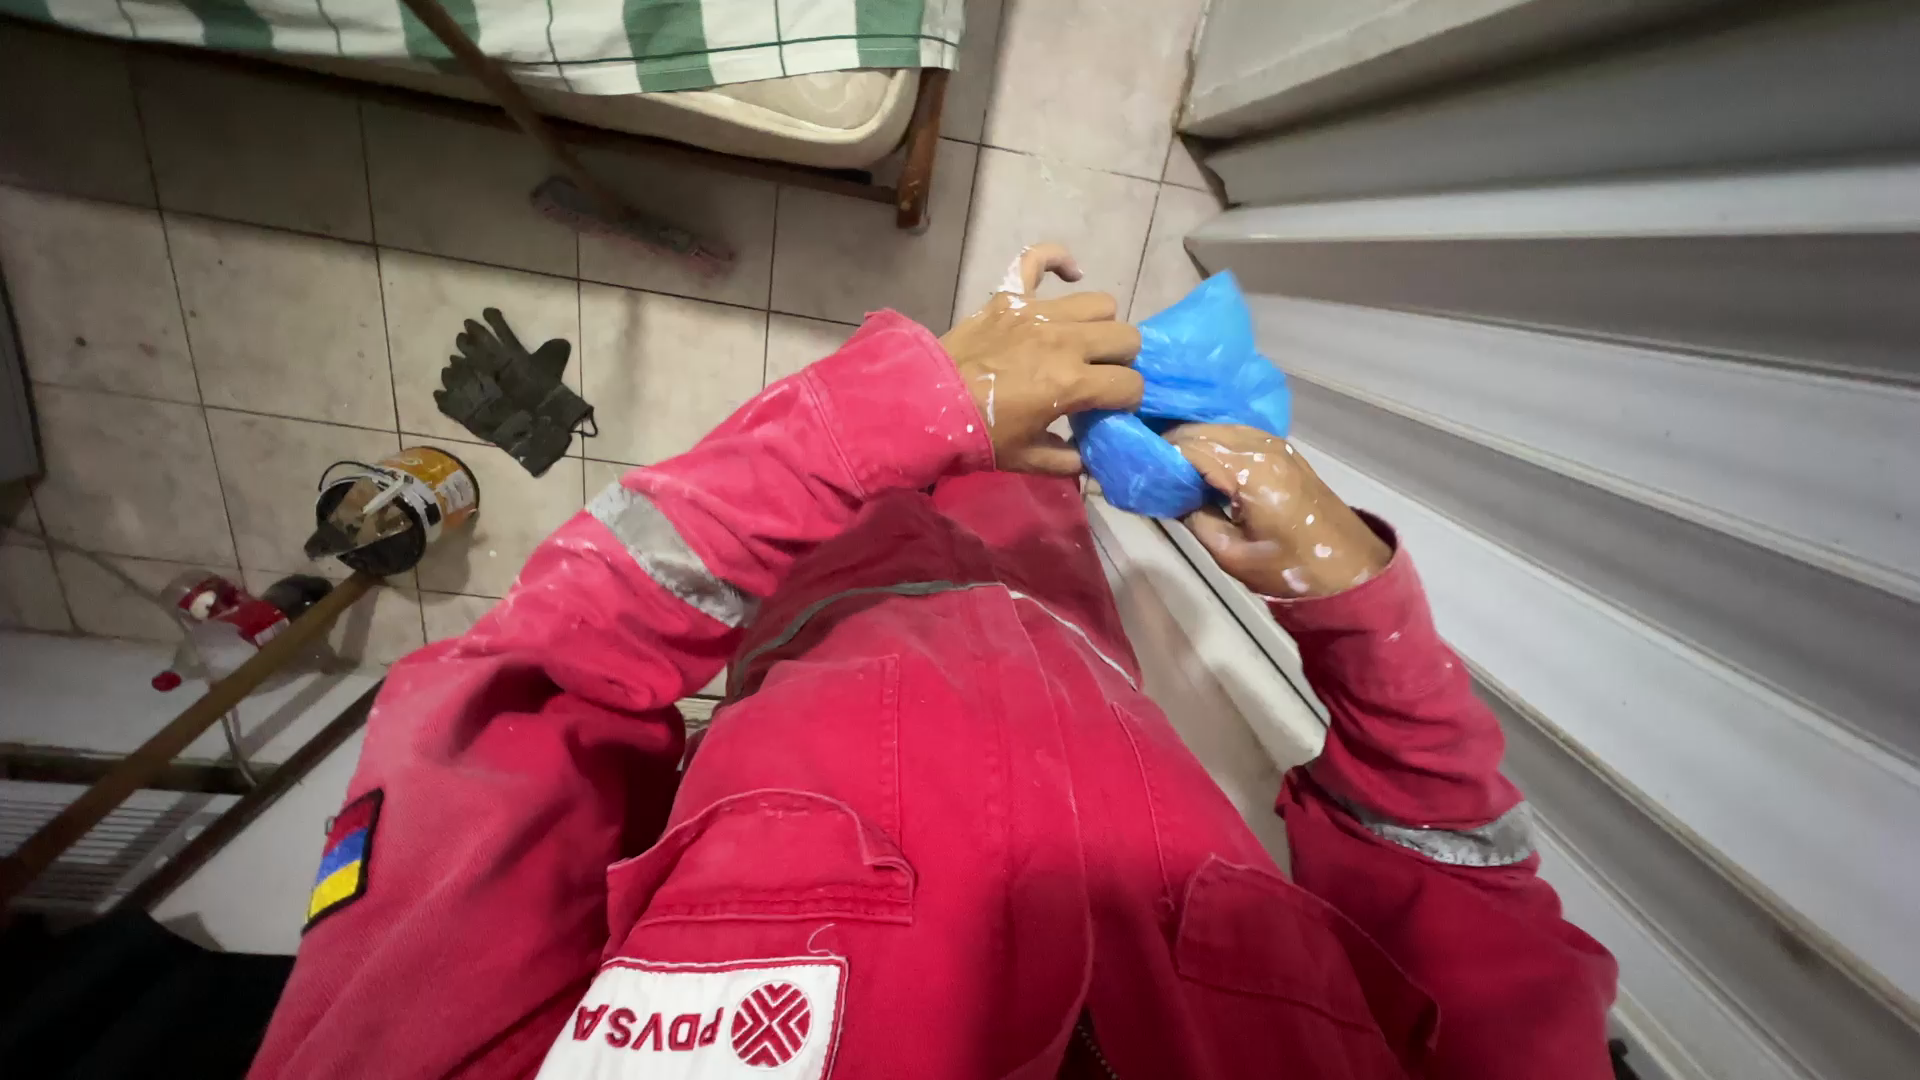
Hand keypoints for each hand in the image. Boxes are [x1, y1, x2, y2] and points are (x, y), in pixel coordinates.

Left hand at [940, 244, 1143, 474]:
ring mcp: (1036, 312)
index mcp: (1071, 382)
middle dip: (1122, 361)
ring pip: (1099, 302)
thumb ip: (1068, 461)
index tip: (1112, 408)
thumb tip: (1092, 458)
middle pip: (1126, 337)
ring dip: (1099, 324)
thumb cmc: (978, 435)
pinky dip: (1057, 260)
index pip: (1129, 384)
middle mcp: (1063, 340)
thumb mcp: (1028, 459)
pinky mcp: (1009, 296)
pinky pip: (1039, 258)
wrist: (925, 406)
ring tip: (1081, 342)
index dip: (1128, 400)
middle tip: (1098, 376)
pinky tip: (1069, 275)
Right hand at [1164, 424, 1390, 598]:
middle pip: (1201, 428)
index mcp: (1251, 472)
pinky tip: (1195, 462)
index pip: (1189, 445)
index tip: (1132, 466)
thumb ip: (1194, 516)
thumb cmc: (1288, 568)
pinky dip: (1210, 441)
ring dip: (1189, 439)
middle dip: (1168, 441)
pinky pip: (1235, 434)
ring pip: (1218, 426)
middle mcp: (1263, 448)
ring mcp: (1276, 445)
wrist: (1349, 568)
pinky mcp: (1282, 450)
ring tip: (1163, 462)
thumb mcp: (1230, 553)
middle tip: (1142, 463)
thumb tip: (1167, 494)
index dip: (1157, 453)